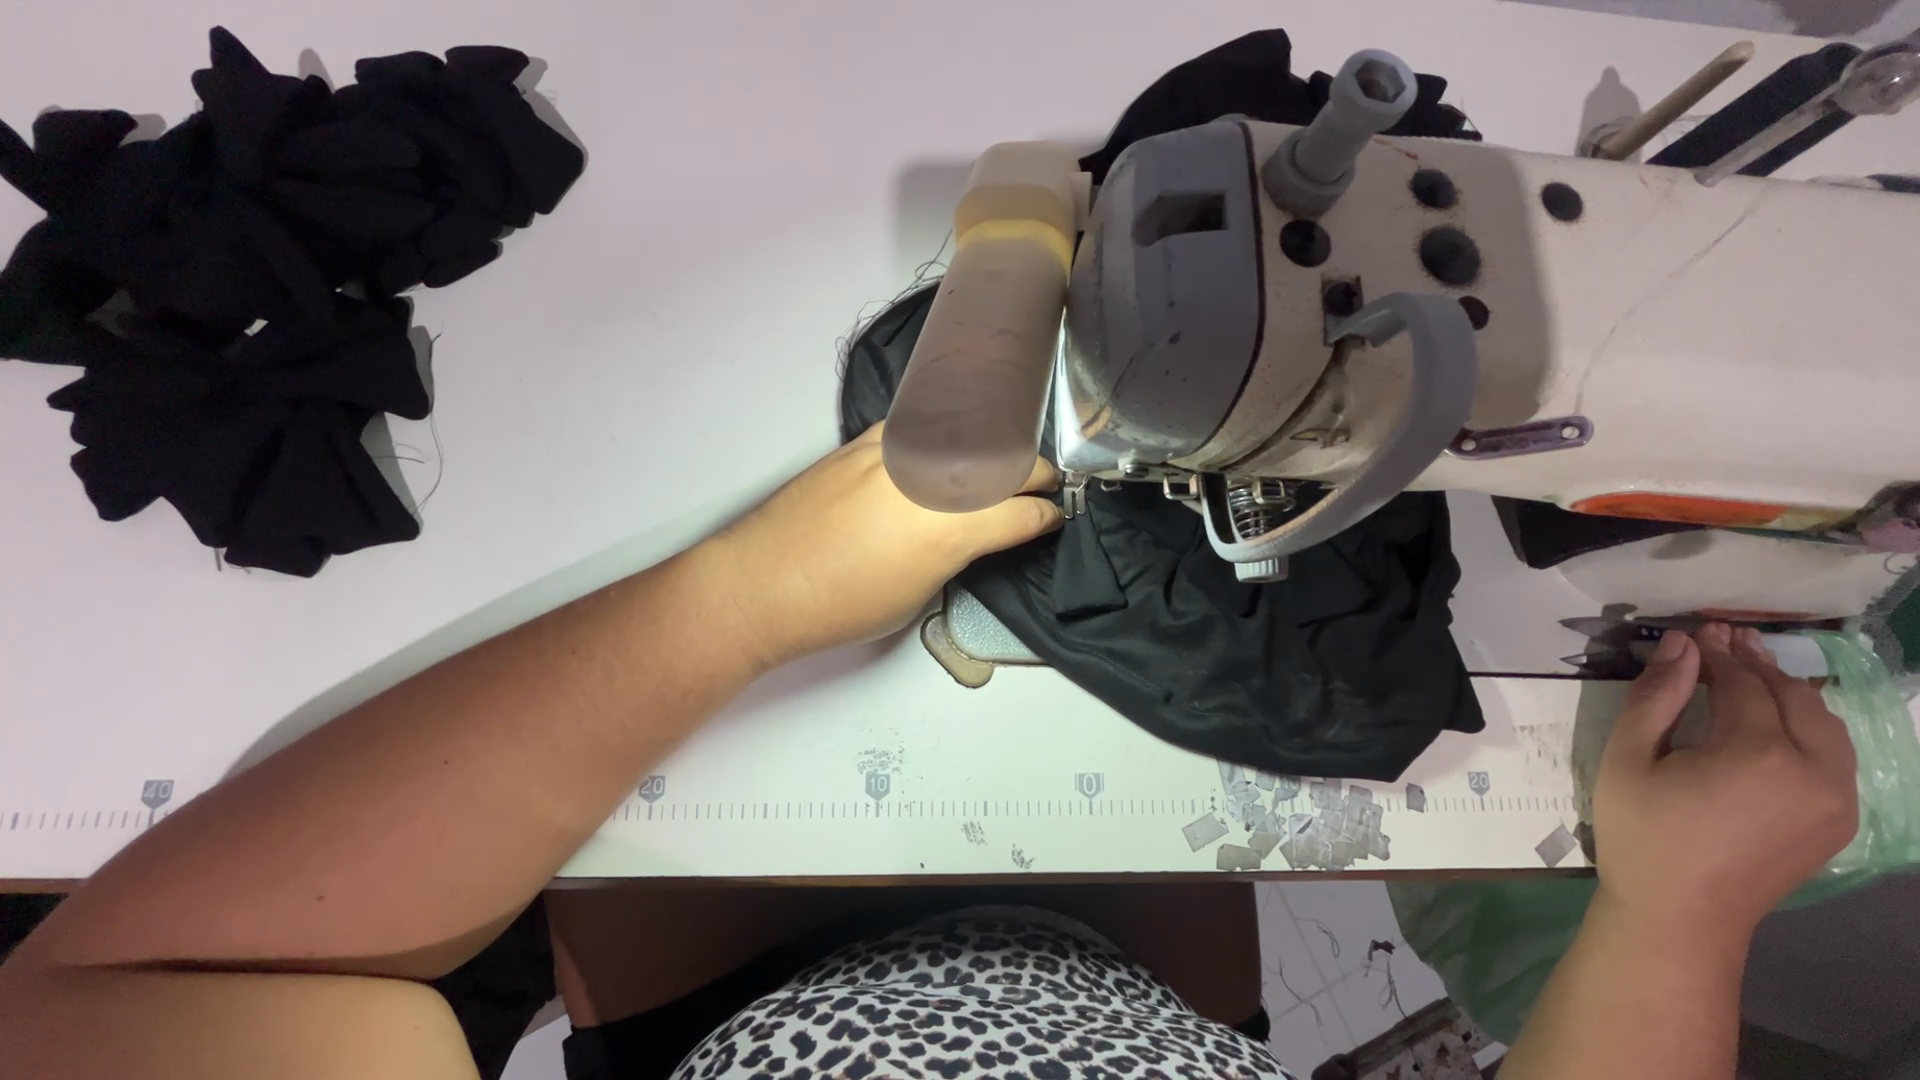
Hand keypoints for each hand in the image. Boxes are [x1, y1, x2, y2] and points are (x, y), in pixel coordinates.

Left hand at [698, 422, 1061, 670]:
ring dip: (999, 449)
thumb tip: (973, 534)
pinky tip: (952, 444)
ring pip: (973, 435)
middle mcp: (937, 477)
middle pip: (1011, 464)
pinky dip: (951, 433)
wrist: (764, 581)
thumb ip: (958, 553)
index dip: (1047, 519)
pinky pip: (926, 424)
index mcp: (956, 527)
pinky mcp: (869, 439)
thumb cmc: (842, 605)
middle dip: (1037, 477)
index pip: (1024, 514)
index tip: (1053, 519)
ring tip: (1005, 463)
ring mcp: (902, 450)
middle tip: (1044, 488)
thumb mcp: (920, 593)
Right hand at [1593, 624, 1858, 944]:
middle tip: (1724, 639)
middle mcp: (1814, 770)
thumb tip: (1682, 645)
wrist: (1680, 911)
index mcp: (1758, 753)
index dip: (1720, 652)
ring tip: (1751, 672)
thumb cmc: (1641, 830)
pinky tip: (1774, 720)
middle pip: (1794, 697)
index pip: (1745, 684)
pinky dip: (1806, 726)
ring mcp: (1837, 799)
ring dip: (1789, 692)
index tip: (1698, 628)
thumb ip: (1657, 696)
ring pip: (1826, 725)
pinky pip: (1834, 757)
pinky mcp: (1839, 820)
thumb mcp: (1629, 757)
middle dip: (1758, 664)